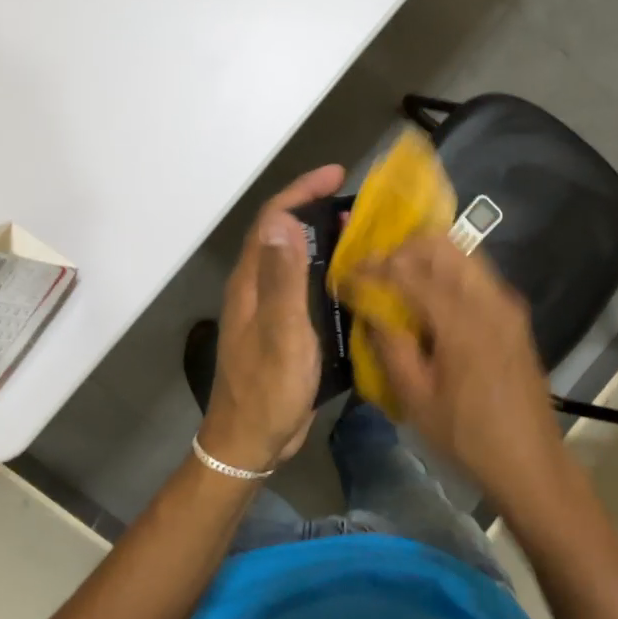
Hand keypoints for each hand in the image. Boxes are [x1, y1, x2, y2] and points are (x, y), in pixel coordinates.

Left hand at [196, 164, 346, 474]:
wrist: (251, 443)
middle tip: (361, 210)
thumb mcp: (281, 333)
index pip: (272, 220)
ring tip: (366, 240)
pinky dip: (329, 278)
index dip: (301, 192)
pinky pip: (306, 293)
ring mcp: (270, 313)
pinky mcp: (285, 335)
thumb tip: (283, 219)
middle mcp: (257, 291)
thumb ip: (282, 278)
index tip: (337, 175)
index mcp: (251, 284)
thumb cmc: (266, 389)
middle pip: (284, 237)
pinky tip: (356, 286)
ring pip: (297, 265)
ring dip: (325, 245)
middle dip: (317, 213)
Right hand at [353, 236, 578, 515]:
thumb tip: (370, 310)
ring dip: (426, 260)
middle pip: (441, 245)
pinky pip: (476, 276)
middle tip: (374, 273)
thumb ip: (391, 346)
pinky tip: (428, 305)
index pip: (407, 271)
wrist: (530, 461)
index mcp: (461, 319)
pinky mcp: (514, 317)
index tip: (345, 275)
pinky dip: (447, 275)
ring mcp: (507, 305)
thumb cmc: (467, 436)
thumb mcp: (416, 398)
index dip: (371, 268)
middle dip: (402, 250)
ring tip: (397, 285)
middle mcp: (488, 298)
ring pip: (462, 256)